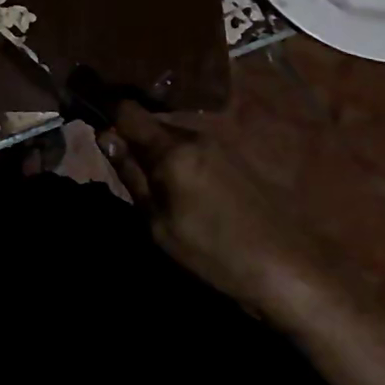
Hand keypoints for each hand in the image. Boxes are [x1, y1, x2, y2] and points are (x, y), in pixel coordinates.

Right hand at [99, 103, 319, 305]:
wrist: (294, 274)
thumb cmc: (216, 254)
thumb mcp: (159, 224)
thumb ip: (131, 175)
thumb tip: (106, 137)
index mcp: (172, 149)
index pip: (128, 111)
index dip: (105, 111)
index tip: (90, 121)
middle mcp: (197, 136)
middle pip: (151, 125)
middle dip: (132, 139)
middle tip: (121, 170)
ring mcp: (222, 146)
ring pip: (174, 139)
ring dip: (157, 154)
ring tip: (153, 189)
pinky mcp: (239, 161)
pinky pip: (195, 151)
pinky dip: (180, 163)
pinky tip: (185, 195)